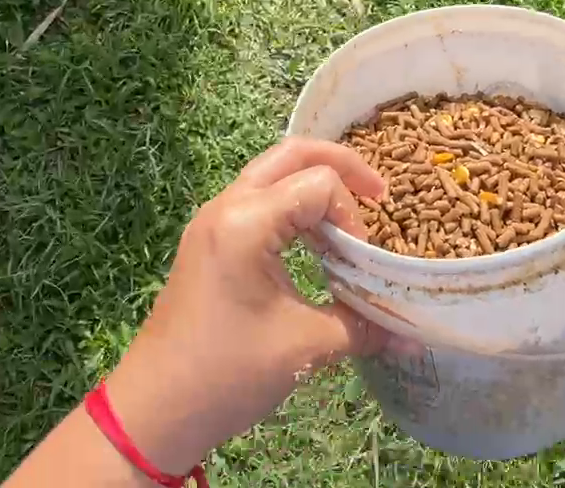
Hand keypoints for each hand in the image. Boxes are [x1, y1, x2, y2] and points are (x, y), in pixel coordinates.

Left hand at [6, 138, 389, 485]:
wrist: (151, 413)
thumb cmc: (225, 373)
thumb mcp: (302, 347)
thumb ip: (362, 329)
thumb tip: (412, 337)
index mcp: (246, 221)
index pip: (319, 183)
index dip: (352, 216)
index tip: (362, 262)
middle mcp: (227, 204)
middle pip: (293, 153)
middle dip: (341, 166)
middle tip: (377, 193)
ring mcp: (213, 218)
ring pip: (273, 171)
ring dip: (314, 184)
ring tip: (348, 220)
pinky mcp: (209, 237)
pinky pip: (258, 198)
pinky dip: (292, 205)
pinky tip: (314, 240)